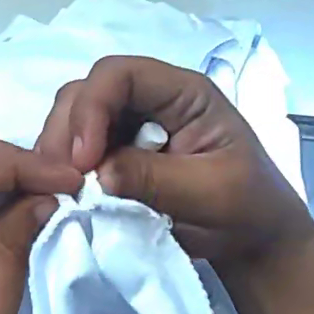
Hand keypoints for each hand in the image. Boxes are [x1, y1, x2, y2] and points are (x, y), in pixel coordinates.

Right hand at [36, 56, 313, 275]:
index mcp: (185, 92)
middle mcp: (153, 98)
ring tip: (60, 188)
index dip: (94, 107)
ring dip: (62, 146)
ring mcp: (134, 123)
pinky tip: (66, 190)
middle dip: (69, 128)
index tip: (84, 160)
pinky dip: (66, 164)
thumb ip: (155, 178)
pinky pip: (80, 145)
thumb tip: (99, 171)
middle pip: (91, 89)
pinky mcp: (120, 149)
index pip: (124, 74)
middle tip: (62, 179)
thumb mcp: (210, 193)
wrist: (253, 239)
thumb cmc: (246, 207)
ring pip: (77, 113)